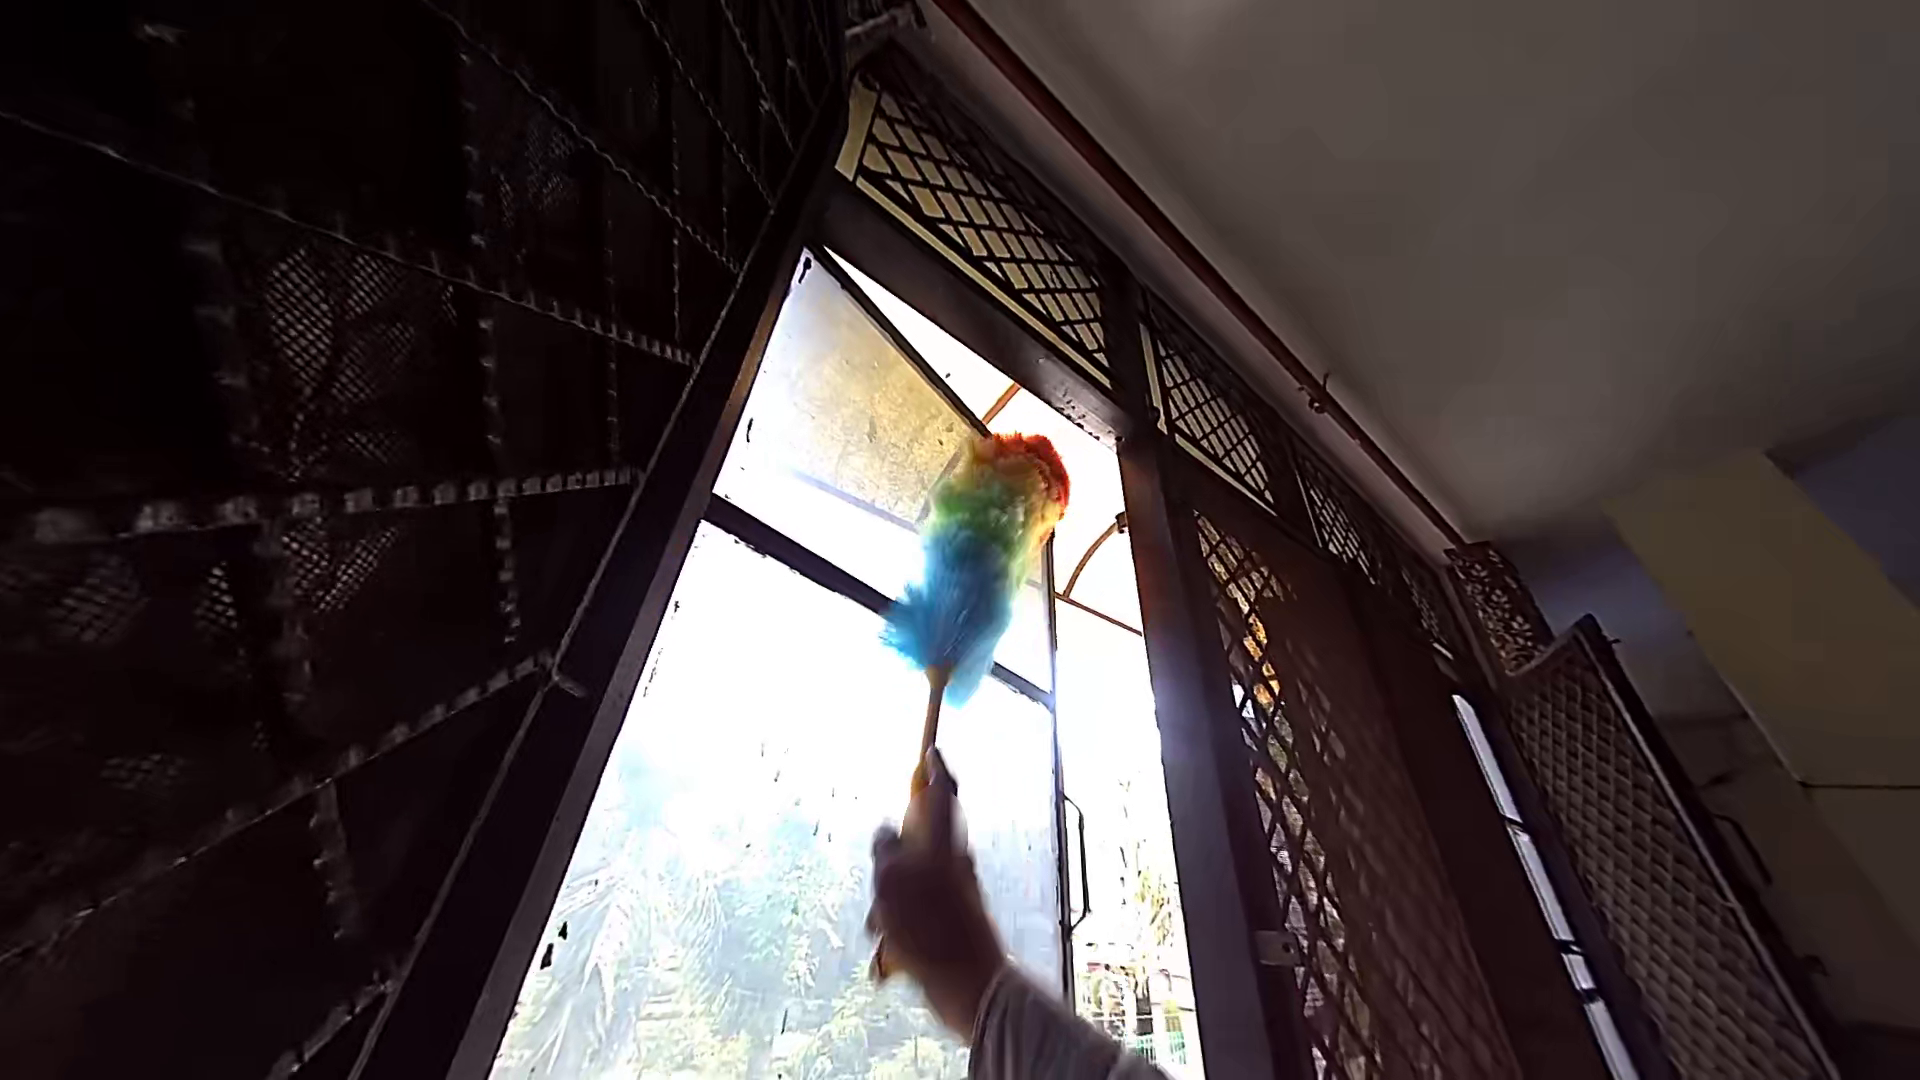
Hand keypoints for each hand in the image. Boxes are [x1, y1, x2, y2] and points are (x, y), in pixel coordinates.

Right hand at [868, 749, 1006, 1036]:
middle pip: (916, 839)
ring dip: (888, 904)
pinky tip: (889, 961)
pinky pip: (913, 915)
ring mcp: (950, 890)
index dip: (934, 767)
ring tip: (881, 930)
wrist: (970, 984)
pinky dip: (897, 933)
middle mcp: (949, 858)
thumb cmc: (929, 924)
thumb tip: (886, 831)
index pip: (942, 790)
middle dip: (890, 860)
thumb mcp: (892, 878)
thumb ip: (885, 847)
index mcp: (943, 839)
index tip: (928, 749)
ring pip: (908, 882)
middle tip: (882, 878)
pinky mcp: (947, 921)